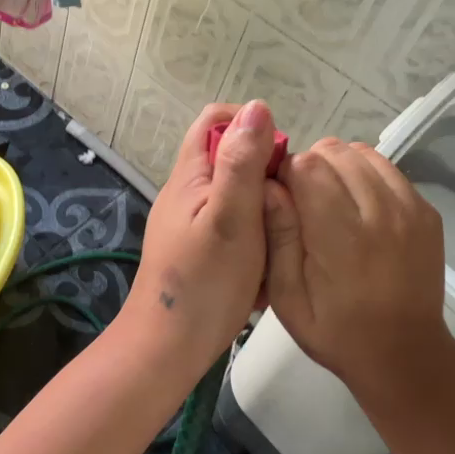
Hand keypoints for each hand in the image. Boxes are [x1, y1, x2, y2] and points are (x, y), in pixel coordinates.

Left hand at [122, 100, 279, 374]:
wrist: (169, 347)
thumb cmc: (205, 280)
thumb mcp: (232, 215)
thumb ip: (242, 162)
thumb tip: (257, 106)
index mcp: (191, 174)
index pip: (216, 120)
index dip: (251, 126)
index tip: (279, 159)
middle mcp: (187, 192)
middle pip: (231, 158)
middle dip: (266, 176)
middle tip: (285, 209)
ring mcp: (191, 223)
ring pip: (239, 198)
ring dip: (265, 213)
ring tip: (278, 243)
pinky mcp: (199, 251)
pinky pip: (235, 230)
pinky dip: (255, 242)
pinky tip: (265, 269)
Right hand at [262, 139, 447, 394]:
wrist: (403, 354)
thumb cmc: (334, 330)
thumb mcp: (287, 296)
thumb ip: (277, 236)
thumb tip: (267, 185)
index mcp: (342, 235)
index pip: (307, 165)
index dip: (286, 174)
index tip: (281, 198)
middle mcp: (380, 212)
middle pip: (334, 151)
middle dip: (310, 166)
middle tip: (303, 202)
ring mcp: (410, 208)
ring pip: (362, 153)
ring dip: (338, 167)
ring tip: (330, 201)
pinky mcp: (427, 211)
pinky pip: (387, 169)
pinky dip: (366, 176)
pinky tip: (357, 207)